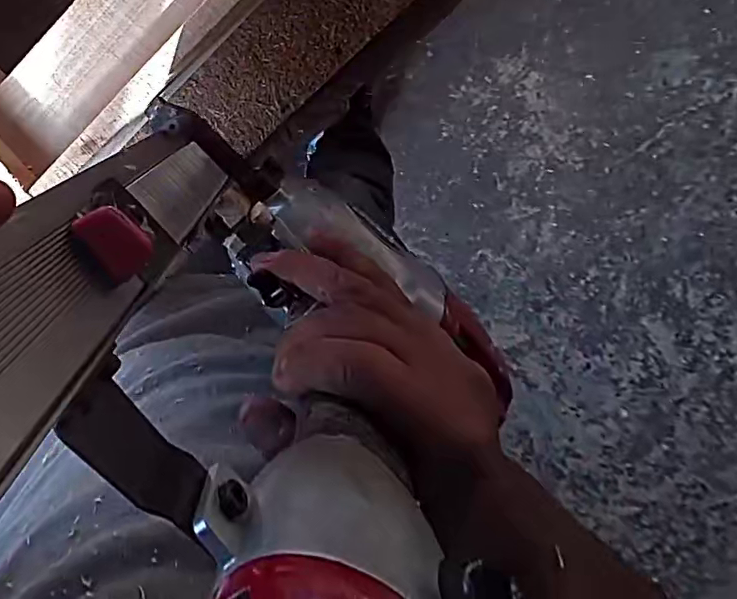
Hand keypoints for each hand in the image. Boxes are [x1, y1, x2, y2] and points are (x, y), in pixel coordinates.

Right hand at [255, 240, 660, 598]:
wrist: (483, 487)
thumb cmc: (427, 495)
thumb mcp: (375, 483)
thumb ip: (312, 449)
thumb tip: (254, 410)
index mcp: (435, 411)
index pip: (366, 364)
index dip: (316, 363)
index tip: (281, 384)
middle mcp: (437, 360)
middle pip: (364, 317)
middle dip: (309, 322)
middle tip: (269, 345)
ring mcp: (433, 335)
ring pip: (371, 289)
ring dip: (318, 271)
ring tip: (275, 261)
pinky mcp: (425, 322)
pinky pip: (383, 281)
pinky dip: (348, 258)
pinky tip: (320, 240)